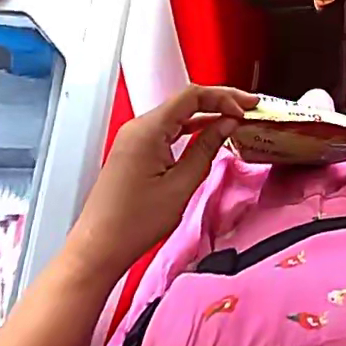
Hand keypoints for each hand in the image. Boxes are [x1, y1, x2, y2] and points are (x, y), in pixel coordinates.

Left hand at [65, 85, 257, 278]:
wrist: (97, 249)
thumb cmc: (133, 223)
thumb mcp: (181, 185)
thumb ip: (207, 148)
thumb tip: (225, 124)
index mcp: (149, 129)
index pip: (193, 96)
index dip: (224, 97)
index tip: (246, 106)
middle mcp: (139, 126)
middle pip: (186, 100)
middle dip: (219, 101)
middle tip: (248, 106)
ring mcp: (135, 137)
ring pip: (178, 113)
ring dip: (207, 113)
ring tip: (235, 116)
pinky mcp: (135, 149)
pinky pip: (168, 128)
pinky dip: (191, 127)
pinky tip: (209, 132)